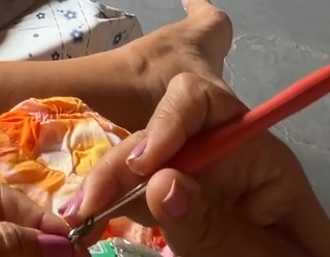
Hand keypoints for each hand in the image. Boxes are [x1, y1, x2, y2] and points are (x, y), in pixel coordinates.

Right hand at [68, 72, 329, 256]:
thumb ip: (217, 226)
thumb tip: (158, 181)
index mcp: (255, 152)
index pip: (202, 102)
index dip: (168, 120)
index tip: (144, 164)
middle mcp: (219, 156)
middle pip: (159, 134)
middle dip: (121, 162)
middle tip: (86, 204)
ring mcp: (195, 182)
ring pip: (140, 163)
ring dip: (106, 182)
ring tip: (74, 213)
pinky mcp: (177, 210)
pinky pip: (138, 194)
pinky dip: (111, 203)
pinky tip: (87, 216)